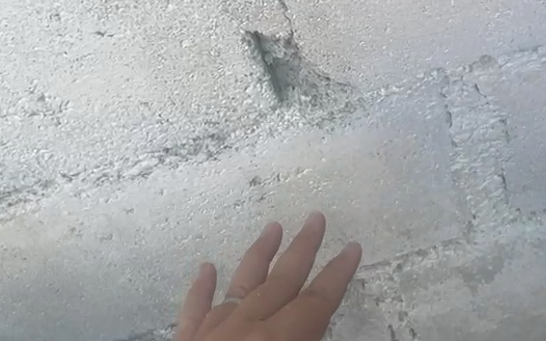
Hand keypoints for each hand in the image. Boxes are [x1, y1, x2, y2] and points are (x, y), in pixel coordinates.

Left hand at [175, 212, 362, 340]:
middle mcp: (247, 330)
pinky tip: (206, 267)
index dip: (337, 274)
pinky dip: (201, 288)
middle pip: (282, 281)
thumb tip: (320, 330)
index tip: (352, 247)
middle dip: (303, 248)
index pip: (316, 302)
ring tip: (273, 227)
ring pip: (241, 285)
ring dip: (260, 255)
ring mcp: (211, 337)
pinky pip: (193, 311)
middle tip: (316, 217)